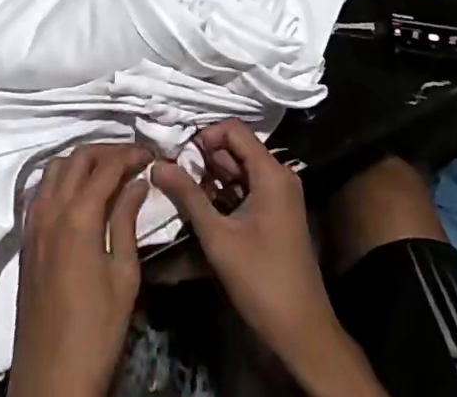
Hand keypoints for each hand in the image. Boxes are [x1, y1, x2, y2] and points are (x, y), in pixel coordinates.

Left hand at [12, 142, 151, 396]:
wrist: (52, 378)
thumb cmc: (97, 329)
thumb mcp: (124, 274)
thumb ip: (126, 220)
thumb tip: (138, 182)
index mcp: (77, 216)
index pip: (107, 166)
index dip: (132, 154)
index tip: (154, 156)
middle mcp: (50, 210)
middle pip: (77, 158)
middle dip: (108, 151)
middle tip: (135, 160)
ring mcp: (32, 224)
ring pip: (55, 169)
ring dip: (83, 162)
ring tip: (110, 172)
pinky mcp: (26, 239)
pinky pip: (41, 190)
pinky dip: (62, 179)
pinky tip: (80, 193)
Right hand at [152, 121, 387, 396]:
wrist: (299, 327)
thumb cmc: (259, 278)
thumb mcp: (217, 236)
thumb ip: (187, 196)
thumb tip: (157, 165)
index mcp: (271, 172)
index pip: (235, 130)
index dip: (205, 136)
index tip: (177, 155)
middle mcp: (279, 175)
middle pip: (237, 148)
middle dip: (204, 157)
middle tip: (172, 173)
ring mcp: (279, 194)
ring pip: (240, 170)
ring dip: (211, 176)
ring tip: (180, 188)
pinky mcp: (275, 212)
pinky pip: (246, 188)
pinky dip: (224, 192)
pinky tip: (200, 205)